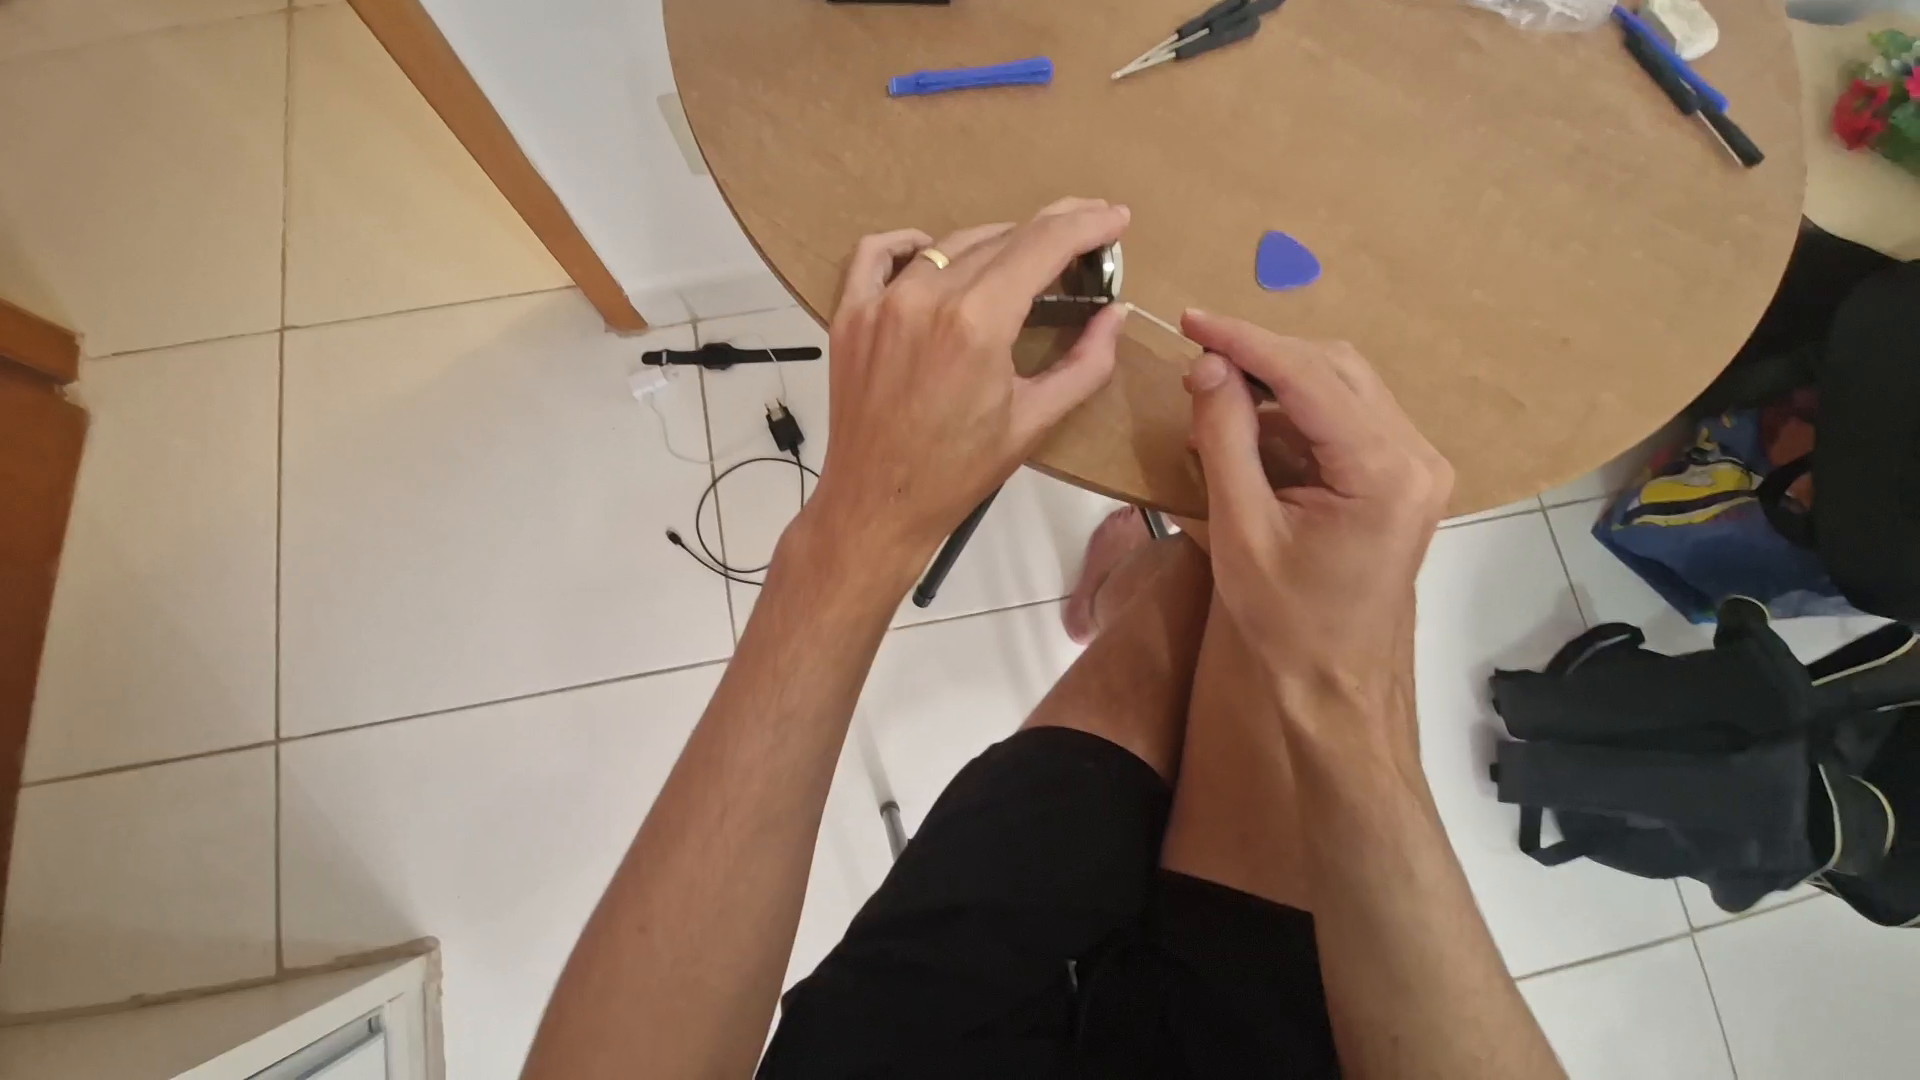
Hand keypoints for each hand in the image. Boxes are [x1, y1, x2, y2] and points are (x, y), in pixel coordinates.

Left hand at [803, 199, 1131, 567]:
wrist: (878, 505)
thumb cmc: (958, 474)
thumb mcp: (1033, 422)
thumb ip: (1086, 364)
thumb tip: (1115, 314)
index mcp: (978, 323)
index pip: (1042, 246)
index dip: (1086, 224)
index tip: (1114, 218)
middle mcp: (926, 298)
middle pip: (1000, 239)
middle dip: (1050, 231)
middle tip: (1080, 239)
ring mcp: (880, 303)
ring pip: (948, 246)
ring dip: (992, 242)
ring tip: (1019, 257)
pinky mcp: (850, 316)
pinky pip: (875, 255)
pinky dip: (909, 244)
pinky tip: (932, 252)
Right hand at [1181, 311, 1452, 752]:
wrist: (1334, 681)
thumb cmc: (1285, 620)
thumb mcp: (1241, 531)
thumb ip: (1225, 441)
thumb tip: (1206, 366)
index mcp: (1384, 471)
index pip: (1310, 377)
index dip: (1245, 342)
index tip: (1190, 319)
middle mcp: (1416, 455)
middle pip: (1333, 370)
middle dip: (1260, 356)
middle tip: (1194, 359)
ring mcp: (1416, 465)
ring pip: (1341, 387)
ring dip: (1275, 381)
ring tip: (1211, 396)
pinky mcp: (1401, 477)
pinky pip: (1344, 419)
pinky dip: (1292, 412)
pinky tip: (1247, 426)